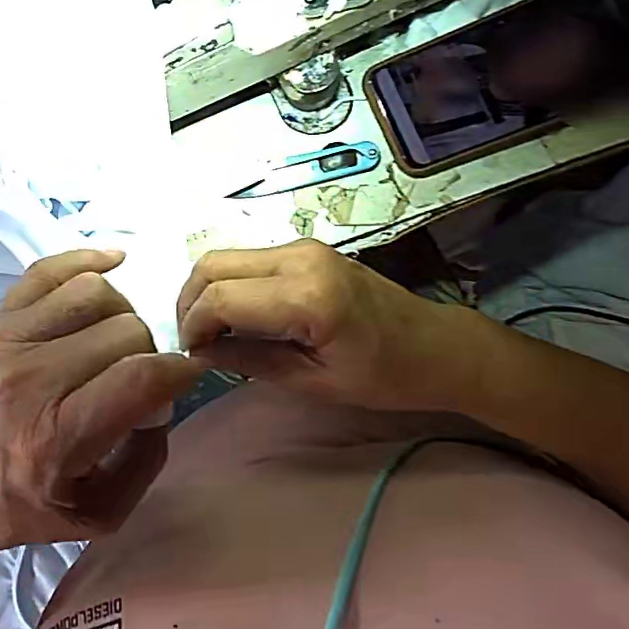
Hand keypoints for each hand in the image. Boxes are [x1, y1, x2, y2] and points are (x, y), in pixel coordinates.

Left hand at [0, 250, 203, 559]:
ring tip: (119, 338)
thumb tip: (168, 389)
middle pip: (124, 331)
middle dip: (151, 349)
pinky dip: (86, 259)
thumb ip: (149, 454)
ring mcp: (9, 343)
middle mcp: (29, 381)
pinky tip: (112, 264)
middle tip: (143, 371)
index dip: (180, 368)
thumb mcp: (105, 511)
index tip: (189, 372)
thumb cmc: (31, 504)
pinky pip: (48, 270)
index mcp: (56, 437)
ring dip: (123, 311)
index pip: (137, 378)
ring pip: (94, 292)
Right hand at [175, 239, 482, 410]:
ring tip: (209, 330)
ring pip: (225, 257)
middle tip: (193, 340)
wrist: (439, 346)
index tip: (192, 355)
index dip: (194, 326)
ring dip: (206, 290)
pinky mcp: (304, 248)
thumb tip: (200, 352)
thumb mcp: (313, 382)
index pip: (221, 298)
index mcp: (307, 295)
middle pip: (213, 265)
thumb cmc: (385, 376)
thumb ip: (250, 360)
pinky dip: (227, 283)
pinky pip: (247, 259)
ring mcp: (302, 246)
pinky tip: (234, 315)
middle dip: (189, 302)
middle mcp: (299, 257)